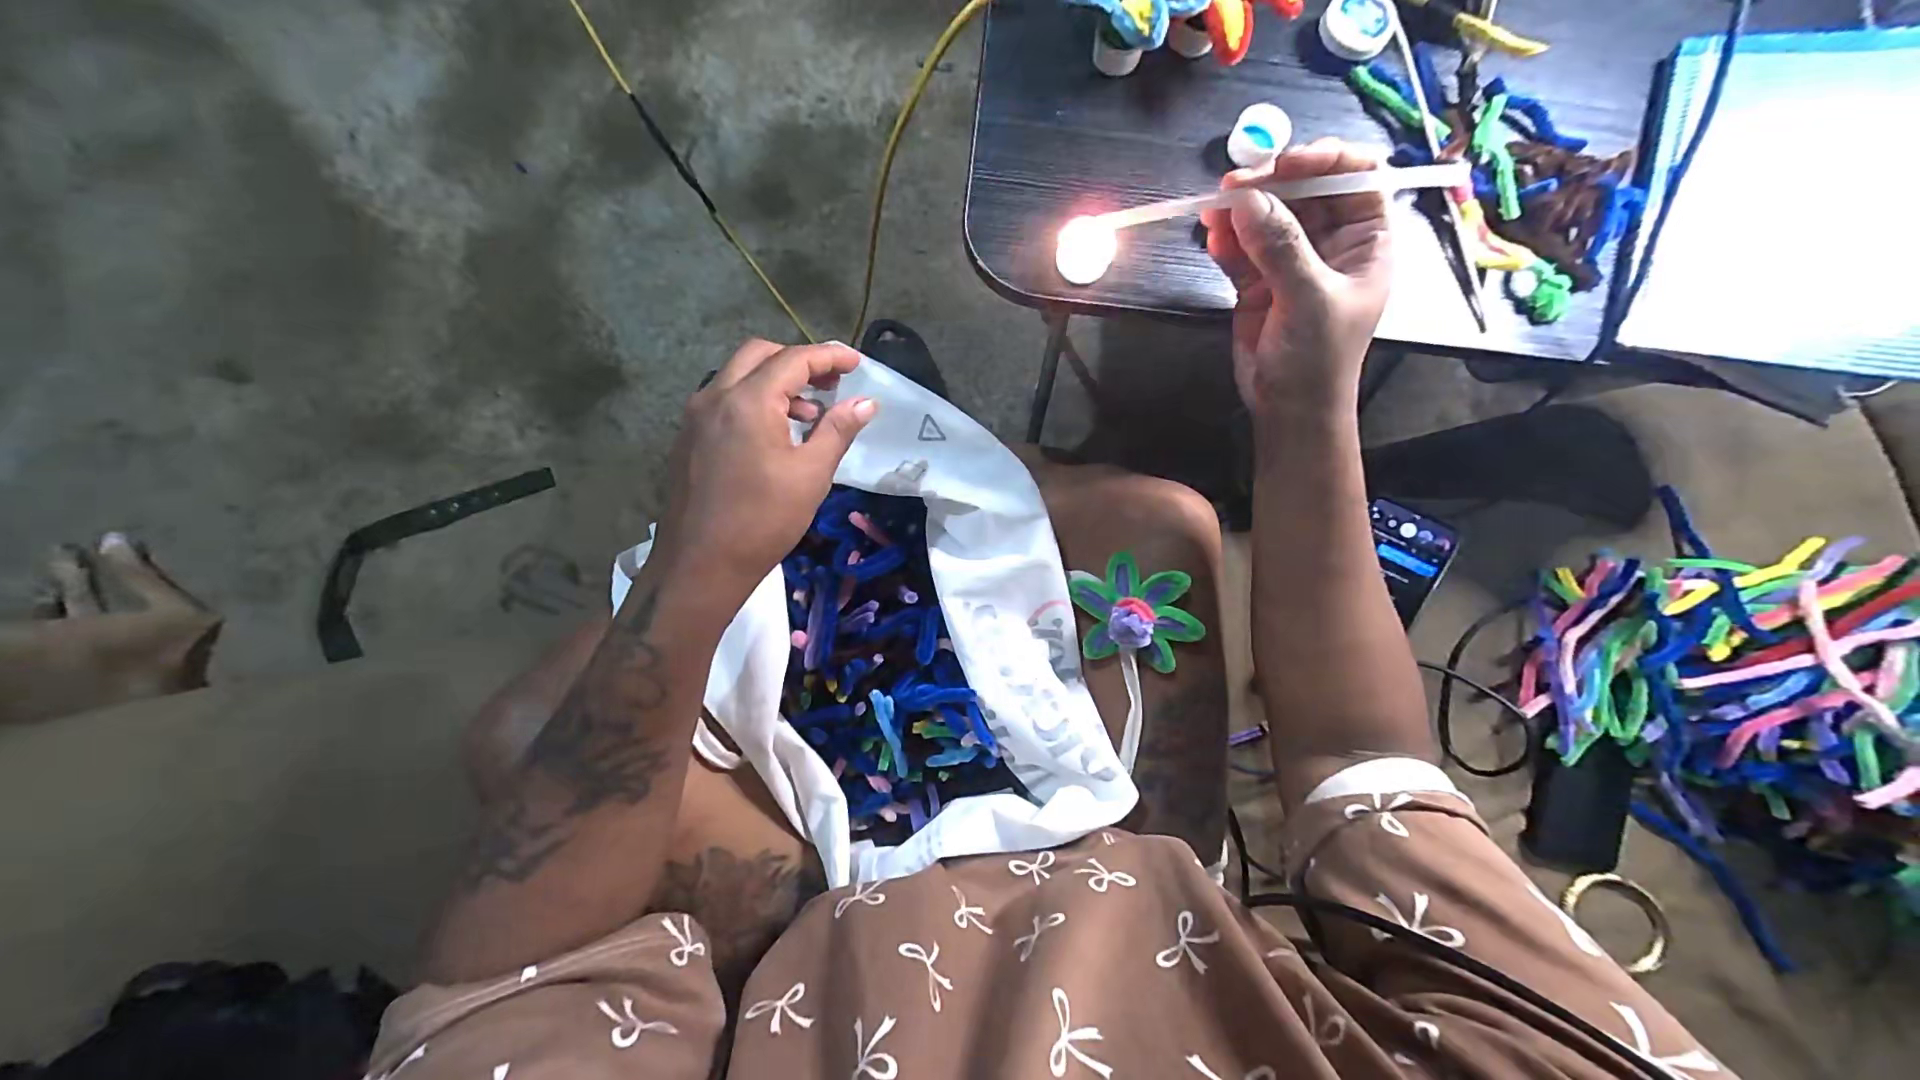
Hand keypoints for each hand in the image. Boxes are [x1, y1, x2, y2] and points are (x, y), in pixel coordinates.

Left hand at [653, 339, 876, 595]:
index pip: (793, 360)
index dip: (828, 356)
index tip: (856, 362)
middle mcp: (715, 396)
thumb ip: (838, 430)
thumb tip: (866, 402)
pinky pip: (724, 400)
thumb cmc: (763, 521)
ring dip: (776, 381)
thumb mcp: (811, 475)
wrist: (700, 565)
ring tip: (809, 414)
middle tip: (831, 383)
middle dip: (798, 361)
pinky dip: (754, 400)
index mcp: (747, 401)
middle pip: (759, 355)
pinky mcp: (689, 438)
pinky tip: (775, 434)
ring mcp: (696, 416)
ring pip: (738, 376)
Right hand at [1202, 139, 1393, 415]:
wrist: (1289, 409)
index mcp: (1365, 239)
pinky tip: (1212, 234)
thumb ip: (1280, 247)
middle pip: (1304, 191)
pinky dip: (1225, 238)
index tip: (1284, 164)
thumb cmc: (1319, 359)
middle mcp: (1330, 243)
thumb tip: (1247, 201)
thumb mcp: (1309, 299)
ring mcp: (1290, 261)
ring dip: (1240, 210)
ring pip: (1266, 217)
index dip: (1324, 160)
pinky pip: (1240, 247)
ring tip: (1213, 211)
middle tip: (1234, 187)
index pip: (1355, 176)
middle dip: (1270, 185)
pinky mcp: (1256, 282)